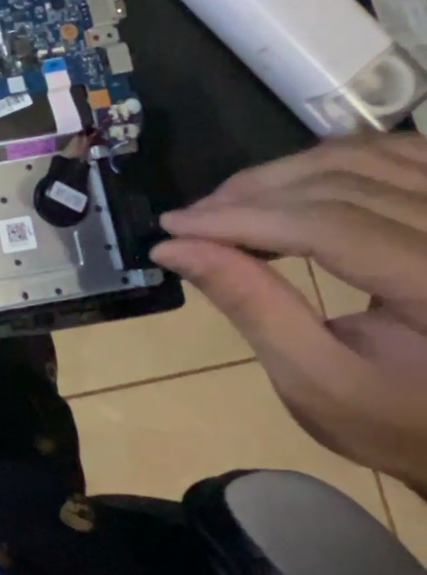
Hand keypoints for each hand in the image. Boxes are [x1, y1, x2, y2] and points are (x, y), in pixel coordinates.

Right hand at [152, 133, 426, 489]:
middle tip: (192, 219)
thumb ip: (251, 306)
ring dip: (287, 173)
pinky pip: (404, 154)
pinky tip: (291, 190)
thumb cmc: (401, 420)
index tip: (171, 228)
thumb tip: (172, 247)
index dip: (242, 220)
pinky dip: (335, 161)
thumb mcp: (319, 380)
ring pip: (372, 156)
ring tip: (234, 205)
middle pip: (349, 182)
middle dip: (253, 194)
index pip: (332, 227)